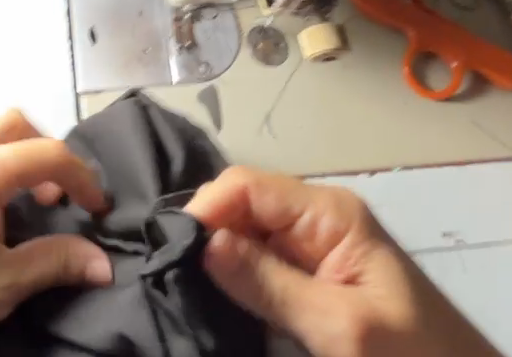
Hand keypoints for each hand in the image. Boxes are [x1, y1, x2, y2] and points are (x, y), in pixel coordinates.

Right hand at [185, 167, 500, 356]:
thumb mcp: (339, 327)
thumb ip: (269, 283)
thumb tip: (202, 241)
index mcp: (329, 212)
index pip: (247, 185)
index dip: (206, 209)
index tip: (172, 252)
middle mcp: (318, 217)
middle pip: (244, 204)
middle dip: (208, 232)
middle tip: (173, 275)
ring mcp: (318, 247)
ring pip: (249, 232)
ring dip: (219, 256)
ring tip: (186, 286)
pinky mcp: (317, 277)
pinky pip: (264, 261)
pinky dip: (238, 275)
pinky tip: (217, 295)